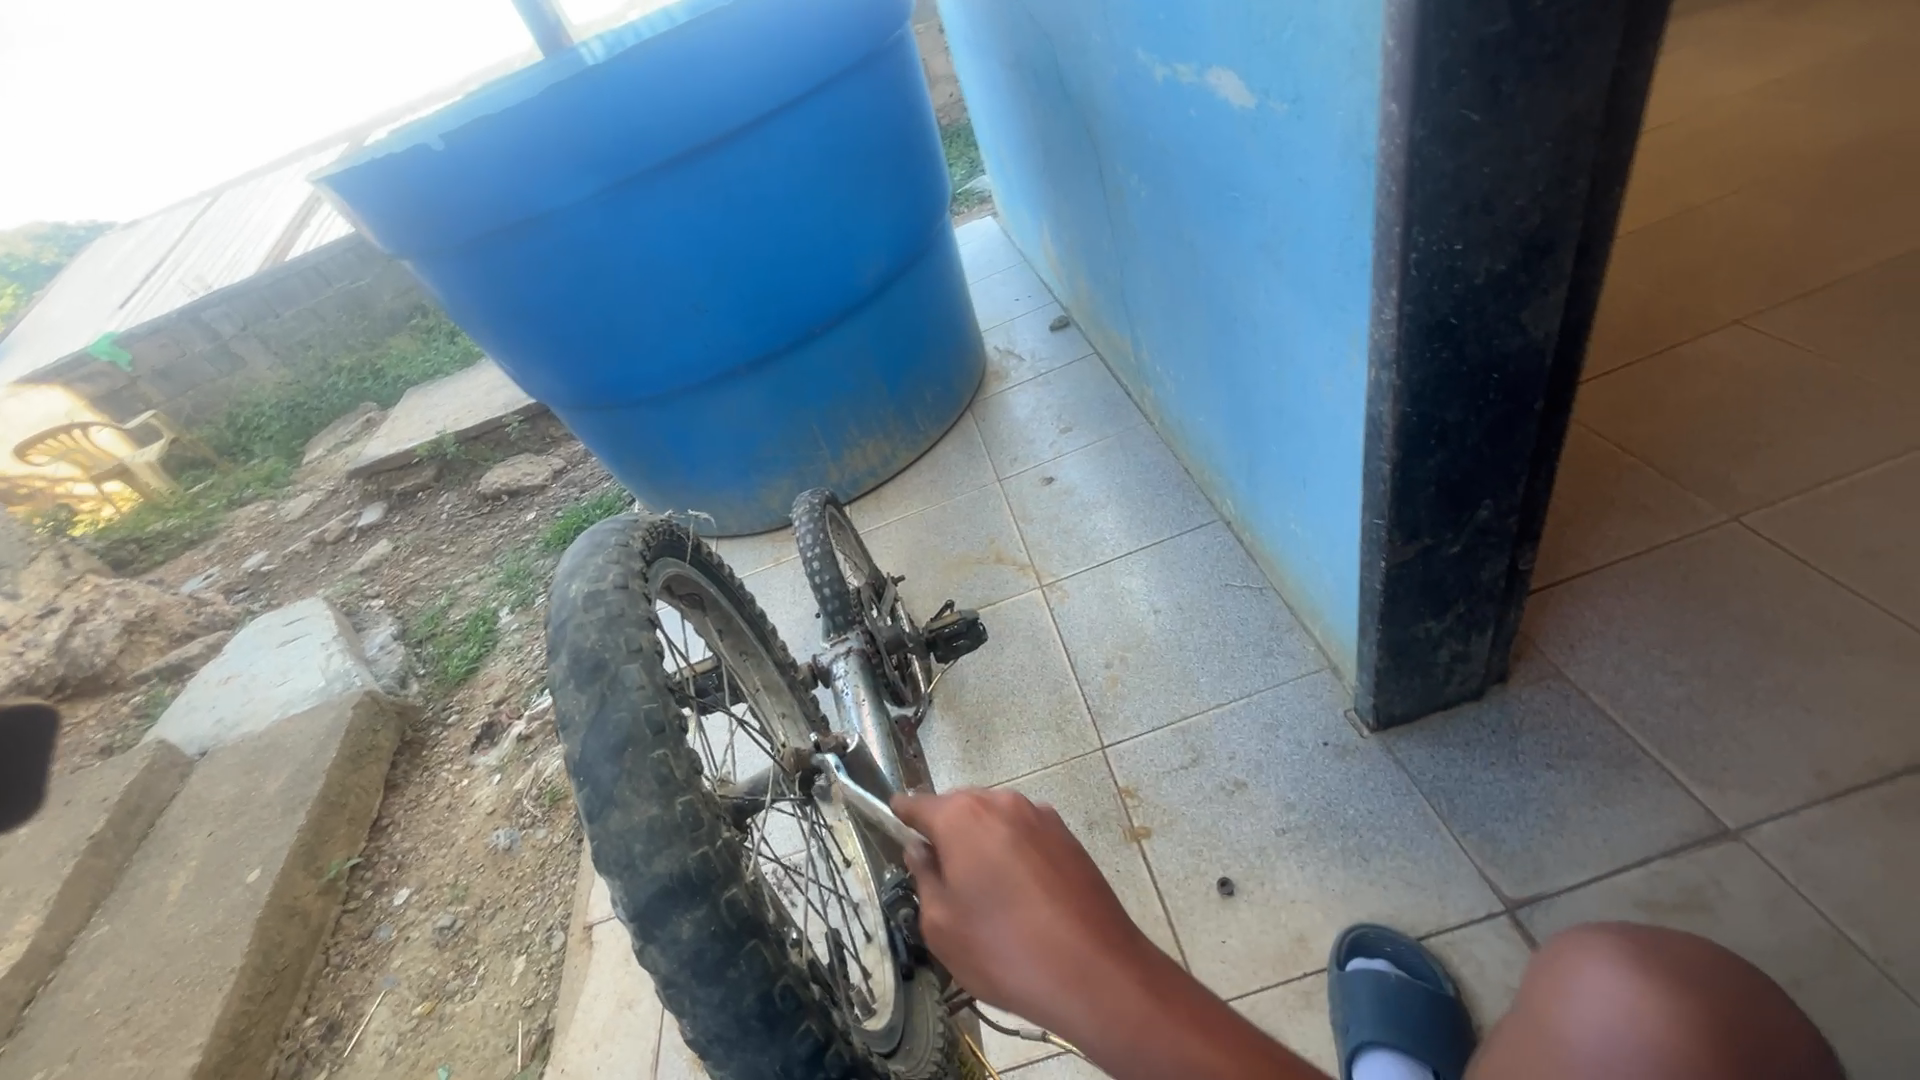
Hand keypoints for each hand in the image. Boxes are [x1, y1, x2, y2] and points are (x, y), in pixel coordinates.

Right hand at [890, 788, 1160, 1035]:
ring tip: (984, 892)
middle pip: (959, 808)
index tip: (893, 821)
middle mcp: (1002, 802)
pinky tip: (1019, 896)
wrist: (1095, 971)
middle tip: (940, 876)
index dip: (902, 815)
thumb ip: (924, 878)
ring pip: (995, 821)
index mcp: (962, 816)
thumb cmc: (1003, 950)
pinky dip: (1013, 854)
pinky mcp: (1068, 837)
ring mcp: (1040, 816)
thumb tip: (921, 850)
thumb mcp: (941, 925)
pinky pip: (1025, 835)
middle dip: (946, 833)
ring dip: (982, 844)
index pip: (918, 804)